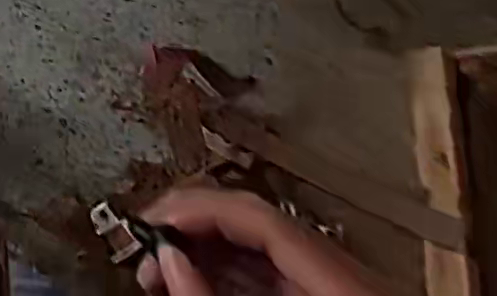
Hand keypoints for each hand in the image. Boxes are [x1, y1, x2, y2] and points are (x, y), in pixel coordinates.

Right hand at [135, 189, 385, 295]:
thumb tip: (165, 255)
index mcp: (346, 289)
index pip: (258, 217)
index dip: (197, 209)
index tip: (151, 225)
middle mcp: (350, 280)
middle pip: (256, 223)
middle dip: (192, 227)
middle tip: (146, 250)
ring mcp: (344, 293)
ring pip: (261, 246)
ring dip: (205, 249)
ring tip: (162, 271)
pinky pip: (275, 274)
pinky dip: (230, 274)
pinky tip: (198, 284)